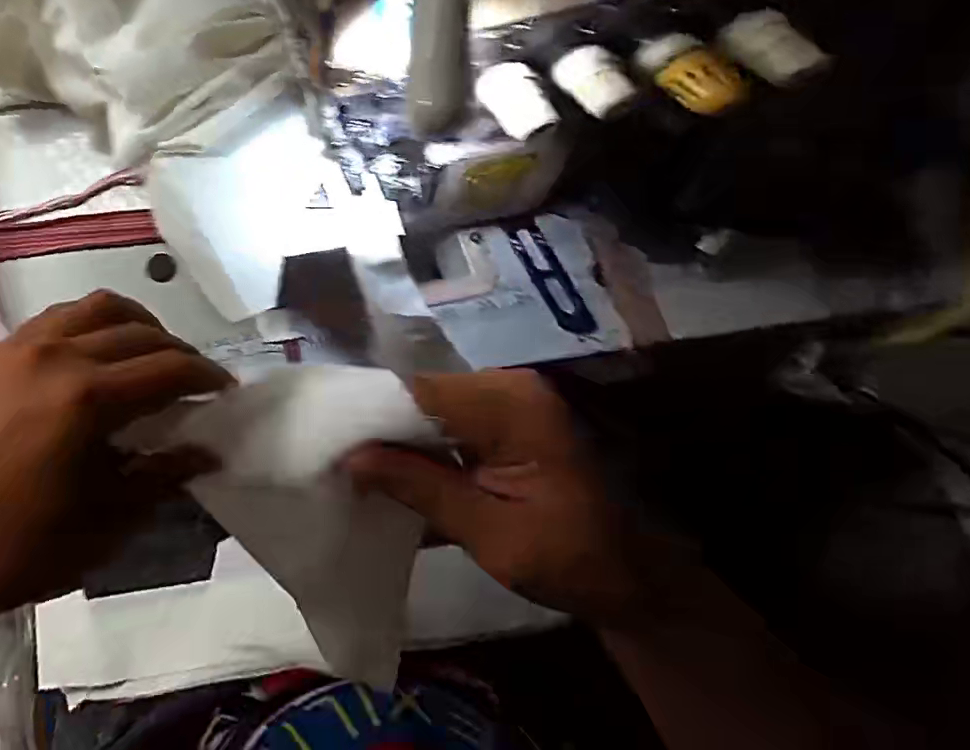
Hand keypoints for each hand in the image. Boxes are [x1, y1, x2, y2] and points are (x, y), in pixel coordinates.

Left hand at [0, 290, 230, 635]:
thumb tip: (207, 450)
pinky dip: (92, 323)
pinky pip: (59, 316)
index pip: (167, 369)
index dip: (205, 376)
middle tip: (195, 380)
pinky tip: (97, 355)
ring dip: (135, 323)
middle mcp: (56, 354)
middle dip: (177, 351)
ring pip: (97, 306)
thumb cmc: (14, 551)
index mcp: (85, 397)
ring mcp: (21, 346)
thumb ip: (160, 478)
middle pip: (138, 331)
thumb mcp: (101, 525)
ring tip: (151, 354)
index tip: (226, 389)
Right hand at [346, 368, 681, 624]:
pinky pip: (445, 418)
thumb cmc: (572, 562)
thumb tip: (351, 458)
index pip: (420, 393)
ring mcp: (507, 399)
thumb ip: (420, 488)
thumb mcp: (490, 535)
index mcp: (512, 405)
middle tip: (339, 456)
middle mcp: (508, 386)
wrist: (638, 583)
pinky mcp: (503, 417)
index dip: (371, 415)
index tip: (332, 442)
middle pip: (421, 394)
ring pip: (428, 406)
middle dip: (381, 426)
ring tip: (357, 463)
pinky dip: (420, 442)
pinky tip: (396, 467)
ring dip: (397, 436)